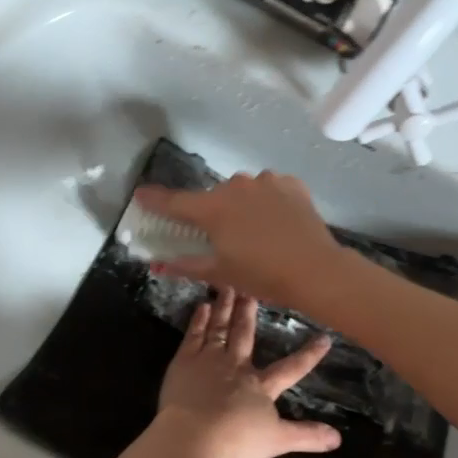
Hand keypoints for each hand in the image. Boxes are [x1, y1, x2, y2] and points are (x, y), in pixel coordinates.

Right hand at [135, 172, 354, 306]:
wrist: (316, 270)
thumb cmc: (263, 275)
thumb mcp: (221, 274)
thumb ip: (185, 265)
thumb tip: (157, 264)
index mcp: (212, 207)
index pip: (174, 201)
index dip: (154, 200)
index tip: (141, 195)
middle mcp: (235, 185)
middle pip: (212, 198)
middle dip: (212, 214)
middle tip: (221, 239)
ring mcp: (265, 181)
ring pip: (243, 192)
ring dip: (242, 207)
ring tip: (255, 234)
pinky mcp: (290, 183)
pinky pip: (269, 190)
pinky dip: (267, 203)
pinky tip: (276, 224)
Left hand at [151, 286, 338, 457]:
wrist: (193, 438)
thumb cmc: (235, 441)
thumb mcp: (277, 441)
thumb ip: (306, 436)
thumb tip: (338, 439)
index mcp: (260, 385)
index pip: (291, 368)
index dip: (309, 355)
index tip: (325, 338)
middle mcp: (237, 366)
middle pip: (245, 335)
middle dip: (249, 314)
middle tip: (251, 291)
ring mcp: (209, 361)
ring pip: (219, 329)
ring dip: (224, 309)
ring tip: (227, 288)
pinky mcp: (184, 362)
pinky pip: (193, 336)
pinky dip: (199, 320)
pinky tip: (202, 307)